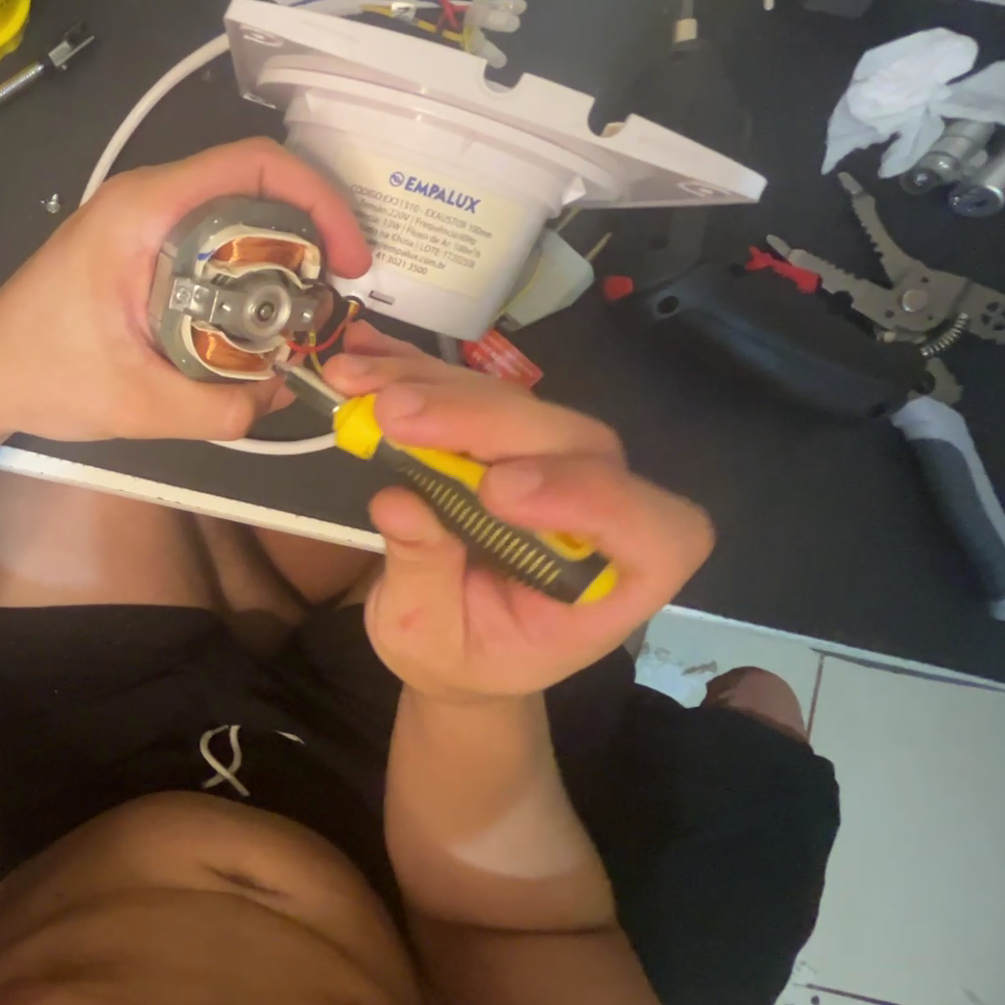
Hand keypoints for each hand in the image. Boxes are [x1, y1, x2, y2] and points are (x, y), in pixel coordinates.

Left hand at [0, 139, 370, 442]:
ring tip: (297, 319)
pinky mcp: (131, 251)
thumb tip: (276, 400)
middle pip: (252, 189)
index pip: (255, 167)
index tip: (348, 262)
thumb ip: (214, 409)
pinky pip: (204, 246)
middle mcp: (143, 200)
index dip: (320, 202)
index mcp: (143, 211)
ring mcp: (134, 223)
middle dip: (306, 239)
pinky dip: (240, 277)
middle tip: (326, 301)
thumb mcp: (135, 404)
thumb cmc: (41, 377)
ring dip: (274, 262)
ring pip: (230, 219)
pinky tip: (248, 326)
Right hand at [326, 326, 714, 699]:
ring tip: (354, 377)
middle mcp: (599, 507)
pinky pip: (466, 392)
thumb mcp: (431, 640)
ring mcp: (551, 460)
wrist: (456, 638)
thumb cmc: (461, 654)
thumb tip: (398, 503)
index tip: (496, 492)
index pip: (651, 531)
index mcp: (615, 578)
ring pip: (509, 403)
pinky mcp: (501, 437)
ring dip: (427, 383)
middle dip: (475, 420)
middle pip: (565, 439)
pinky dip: (412, 369)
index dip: (586, 497)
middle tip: (393, 412)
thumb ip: (426, 576)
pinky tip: (365, 350)